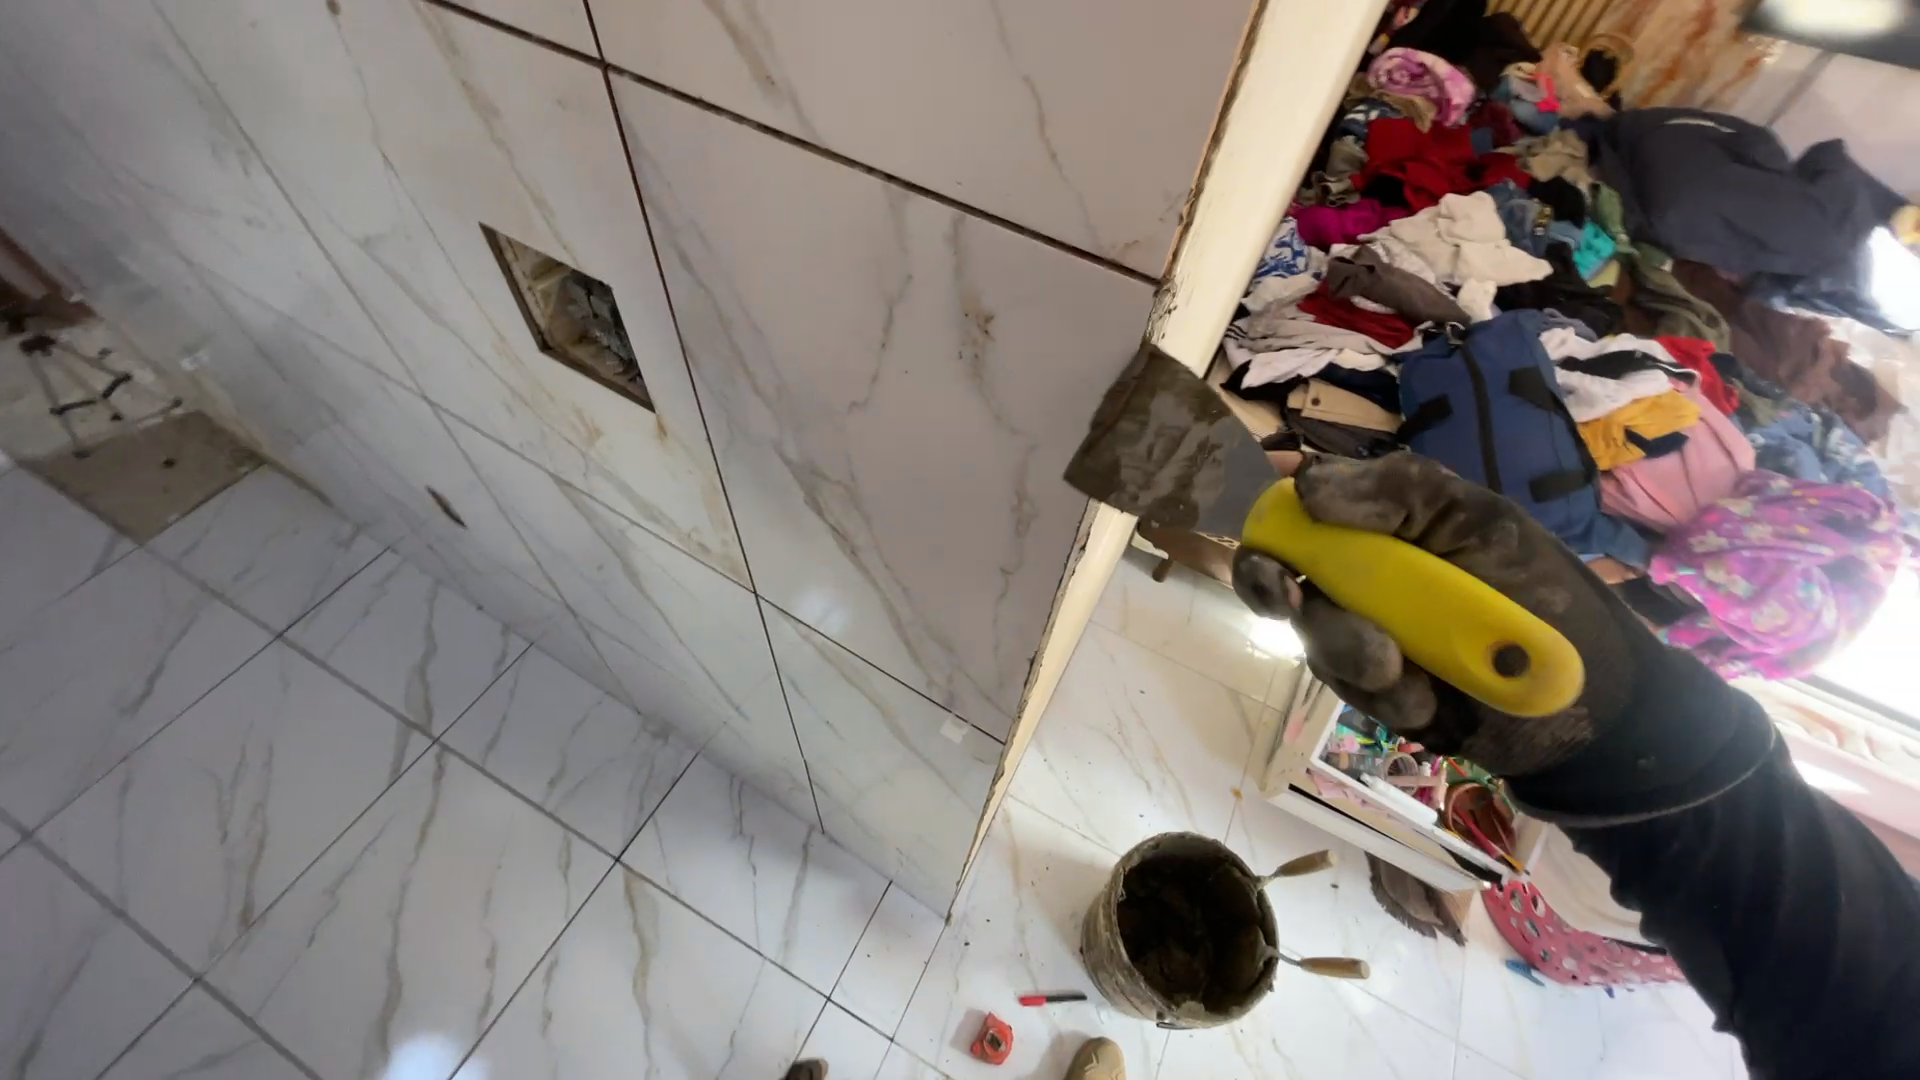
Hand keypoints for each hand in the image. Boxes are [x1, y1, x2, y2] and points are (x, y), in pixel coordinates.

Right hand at [1231, 453, 1668, 776]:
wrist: (1594, 703)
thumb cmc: (1540, 591)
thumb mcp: (1480, 520)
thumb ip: (1397, 492)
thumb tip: (1302, 487)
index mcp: (1370, 525)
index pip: (1289, 514)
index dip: (1268, 529)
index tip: (1277, 549)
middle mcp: (1347, 576)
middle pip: (1270, 575)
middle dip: (1272, 589)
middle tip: (1292, 604)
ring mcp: (1351, 634)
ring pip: (1308, 635)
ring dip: (1351, 652)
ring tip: (1408, 670)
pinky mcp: (1364, 690)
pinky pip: (1344, 688)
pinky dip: (1385, 696)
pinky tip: (1428, 697)